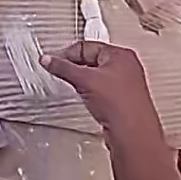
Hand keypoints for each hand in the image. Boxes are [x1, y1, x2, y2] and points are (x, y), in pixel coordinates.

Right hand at [43, 42, 169, 158]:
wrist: (132, 133)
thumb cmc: (121, 105)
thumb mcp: (83, 80)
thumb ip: (62, 67)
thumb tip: (49, 60)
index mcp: (121, 55)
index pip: (87, 46)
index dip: (67, 53)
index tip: (53, 61)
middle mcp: (126, 66)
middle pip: (91, 58)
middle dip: (74, 65)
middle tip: (60, 70)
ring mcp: (124, 83)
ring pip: (95, 74)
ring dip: (82, 78)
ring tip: (75, 84)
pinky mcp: (121, 98)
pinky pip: (100, 87)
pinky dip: (89, 89)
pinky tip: (86, 96)